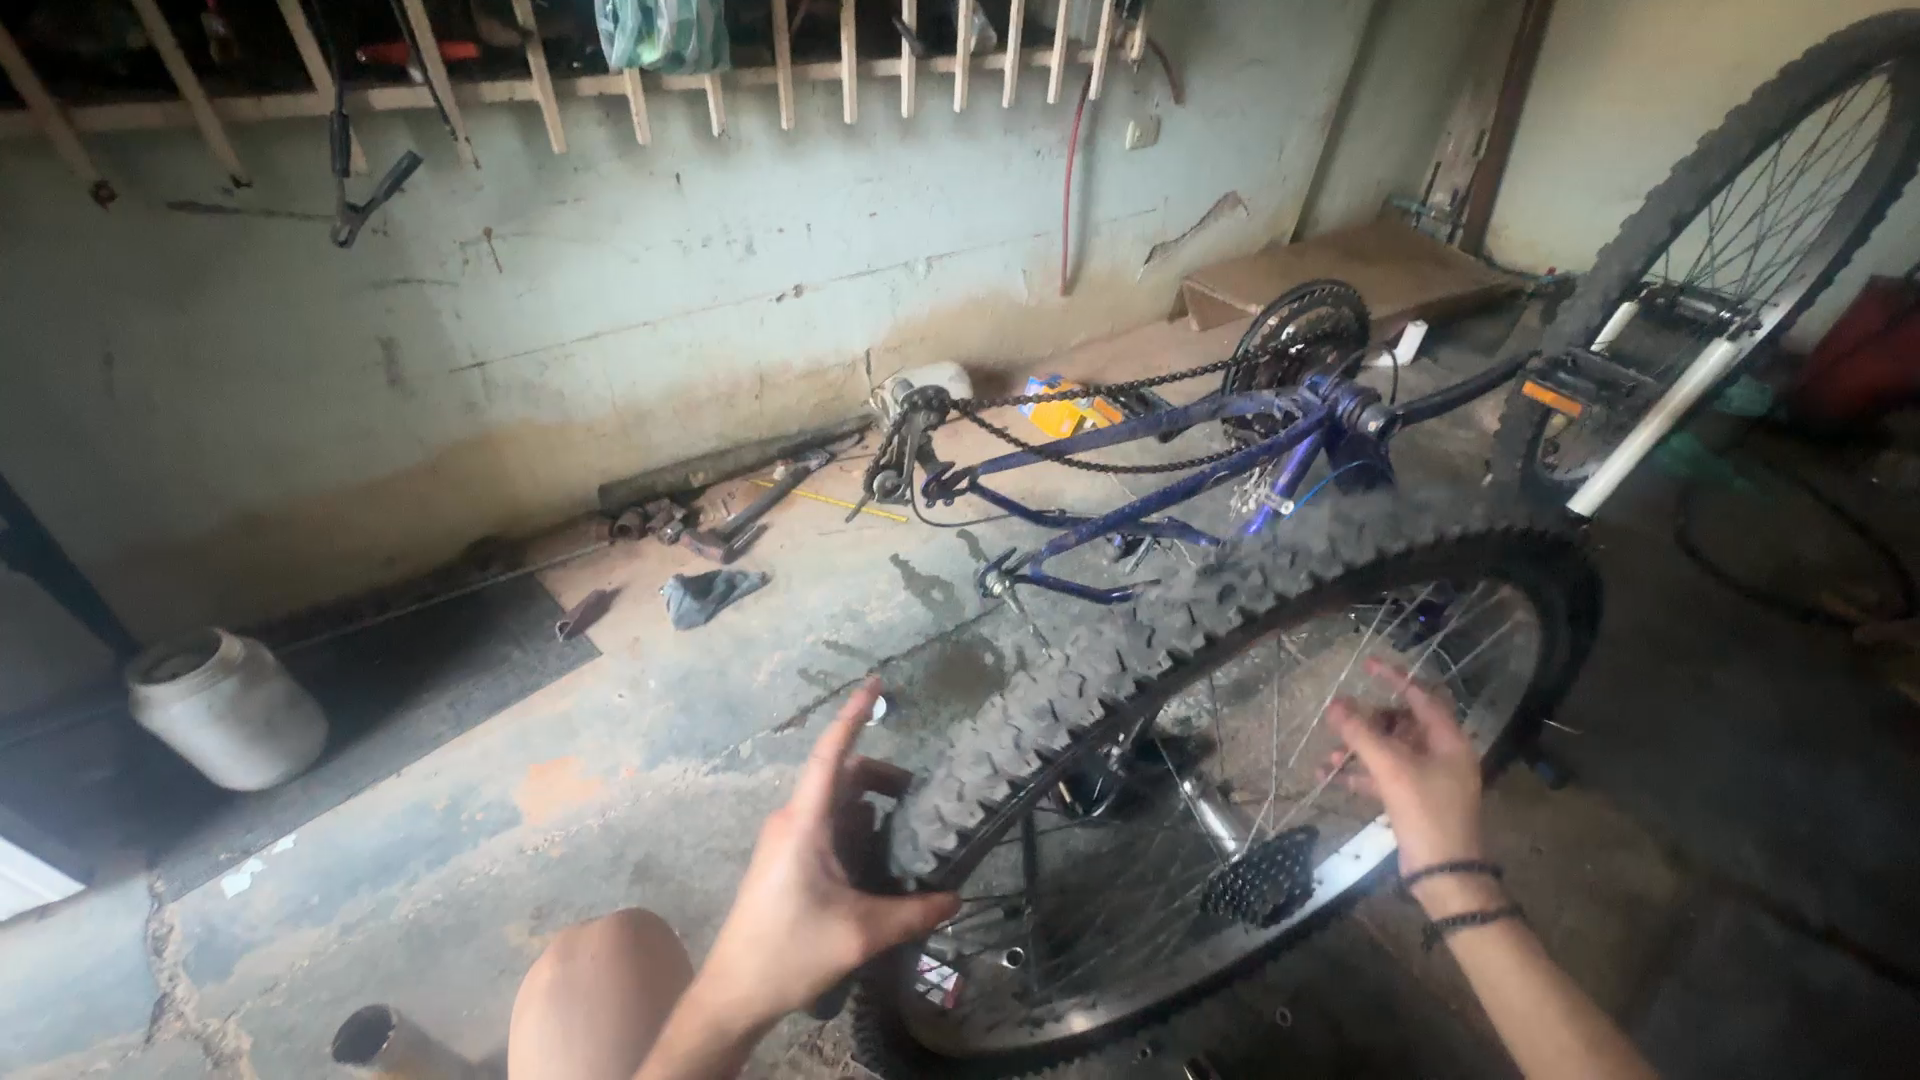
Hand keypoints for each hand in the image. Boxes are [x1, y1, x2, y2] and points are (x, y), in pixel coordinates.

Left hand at [693, 678, 959, 1028]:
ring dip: (872, 808)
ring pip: (838, 804)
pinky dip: (858, 829)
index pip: (833, 753)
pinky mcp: (788, 858)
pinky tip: (881, 861)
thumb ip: (913, 914)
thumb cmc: (788, 953)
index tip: (875, 682)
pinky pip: (829, 827)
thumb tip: (957, 899)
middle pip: (844, 777)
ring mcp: (788, 838)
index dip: (854, 714)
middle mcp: (794, 819)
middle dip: (883, 779)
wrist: (733, 994)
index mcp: (805, 822)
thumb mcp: (859, 934)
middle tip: (922, 799)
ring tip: (908, 834)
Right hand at [1320, 657, 1485, 875]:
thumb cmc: (1426, 812)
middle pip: (1401, 724)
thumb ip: (1360, 734)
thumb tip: (1334, 704)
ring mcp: (1427, 779)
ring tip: (1330, 753)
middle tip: (1341, 718)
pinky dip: (1358, 772)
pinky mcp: (1412, 799)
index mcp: (1448, 742)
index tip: (1366, 664)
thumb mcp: (1391, 768)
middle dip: (1367, 720)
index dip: (1394, 678)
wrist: (1444, 873)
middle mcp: (1441, 755)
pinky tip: (1329, 775)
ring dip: (1358, 748)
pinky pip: (1381, 774)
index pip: (1421, 697)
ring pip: (1388, 750)